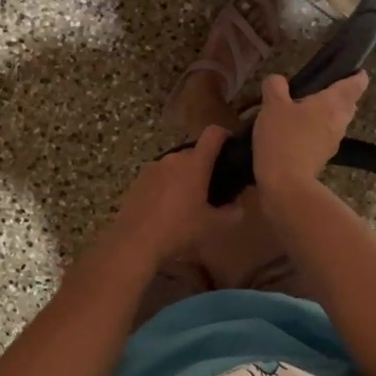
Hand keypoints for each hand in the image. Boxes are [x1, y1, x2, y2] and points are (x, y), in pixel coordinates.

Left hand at [106, 125, 239, 266]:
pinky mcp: (138, 179)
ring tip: (186, 200)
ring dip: (183, 175)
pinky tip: (165, 207)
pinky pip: (159, 175)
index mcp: (195, 163)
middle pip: (194, 152)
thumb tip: (239, 207)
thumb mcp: (213, 226)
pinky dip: (166, 184)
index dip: (225, 135)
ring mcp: (153, 167)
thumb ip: (232, 213)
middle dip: (204, 165)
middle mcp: (173, 158)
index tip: (230, 147)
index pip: (213, 134)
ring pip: (175, 164)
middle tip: (210, 187)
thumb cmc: (179, 229)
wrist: (136, 242)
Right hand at [252, 72, 367, 188]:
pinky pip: (323, 137)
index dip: (356, 74)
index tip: (351, 68)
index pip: (357, 84)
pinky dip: (314, 131)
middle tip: (318, 87)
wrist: (285, 185)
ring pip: (335, 121)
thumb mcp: (273, 106)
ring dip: (324, 114)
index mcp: (333, 103)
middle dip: (338, 94)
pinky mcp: (322, 158)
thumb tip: (278, 80)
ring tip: (302, 108)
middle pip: (347, 103)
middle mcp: (339, 121)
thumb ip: (275, 87)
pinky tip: (294, 131)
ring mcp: (333, 142)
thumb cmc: (283, 138)